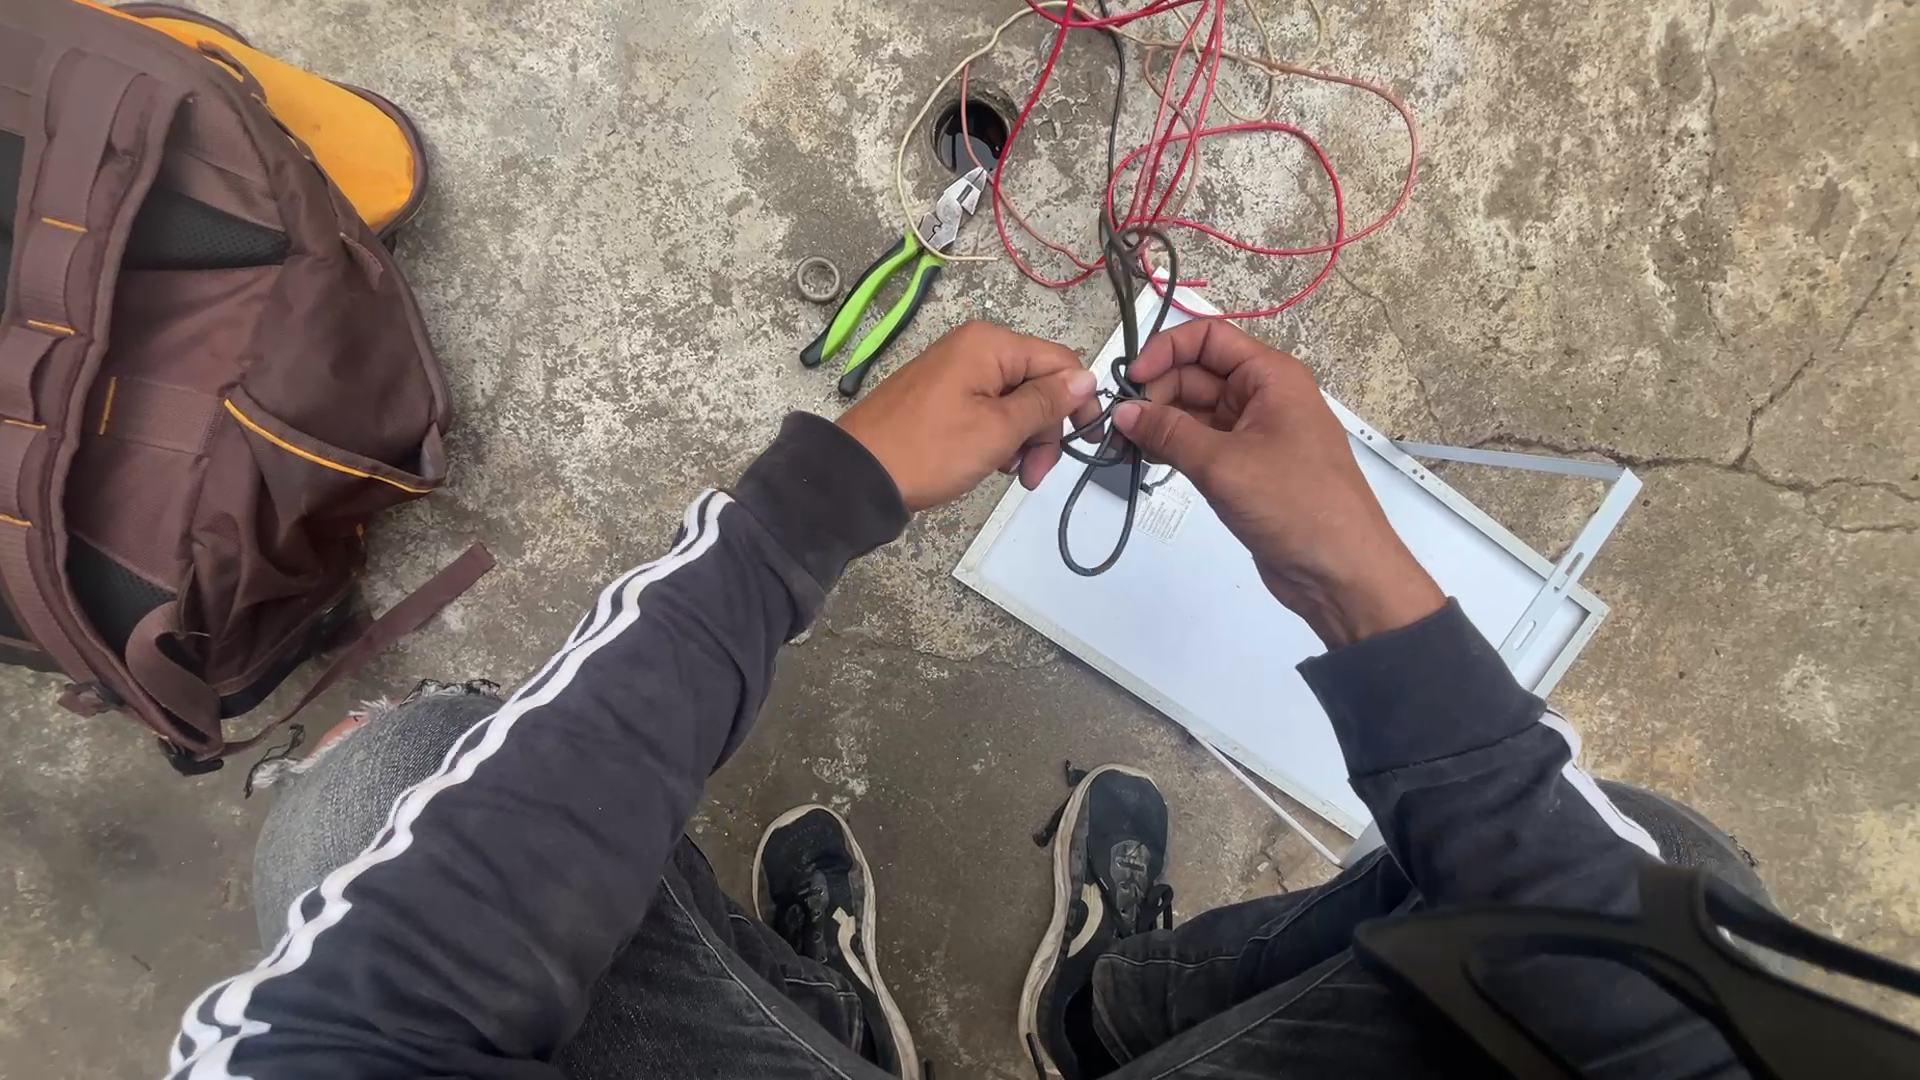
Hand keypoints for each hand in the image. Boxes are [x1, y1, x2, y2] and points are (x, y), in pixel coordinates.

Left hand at [838, 321, 1101, 511]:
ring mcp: (956, 373)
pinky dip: (998, 438)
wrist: (858, 475)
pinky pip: (988, 411)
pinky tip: (991, 464)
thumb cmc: (929, 451)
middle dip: (1044, 431)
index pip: (1059, 362)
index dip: (1079, 402)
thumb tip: (1087, 377)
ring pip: (1014, 402)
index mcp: (990, 345)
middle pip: (1037, 384)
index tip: (1085, 443)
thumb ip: (1045, 402)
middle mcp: (975, 349)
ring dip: (1022, 440)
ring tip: (1010, 474)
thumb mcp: (997, 430)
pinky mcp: (944, 397)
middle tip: (1034, 474)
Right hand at [1113, 321, 1443, 647]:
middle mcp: (1261, 397)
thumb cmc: (1296, 505)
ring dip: (1158, 424)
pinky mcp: (1243, 467)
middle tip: (1119, 426)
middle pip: (1195, 375)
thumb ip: (1168, 433)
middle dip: (1154, 394)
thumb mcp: (1224, 463)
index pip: (1208, 339)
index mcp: (1270, 377)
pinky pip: (1199, 443)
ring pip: (1193, 411)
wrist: (1339, 571)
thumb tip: (1123, 411)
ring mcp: (1252, 433)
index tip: (1130, 380)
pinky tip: (1146, 461)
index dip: (1165, 351)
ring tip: (1123, 446)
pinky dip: (1171, 448)